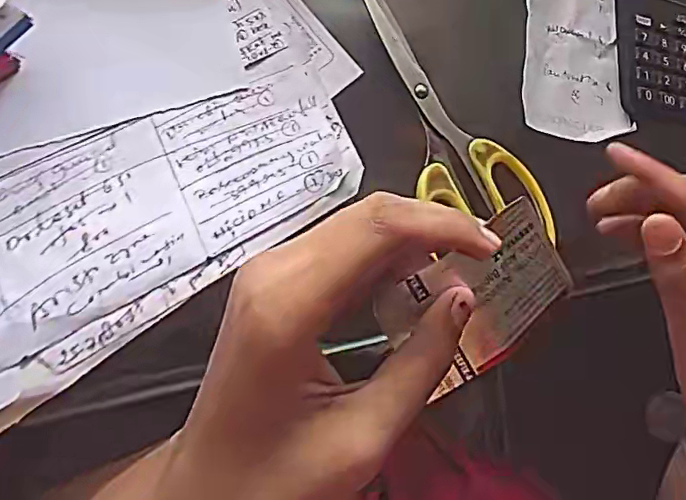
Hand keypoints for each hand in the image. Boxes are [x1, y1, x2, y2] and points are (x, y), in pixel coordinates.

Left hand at [148, 194, 500, 499]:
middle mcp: (275, 269)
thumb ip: (422, 363)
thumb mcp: (361, 438)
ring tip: (454, 272)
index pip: (380, 226)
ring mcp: (273, 268)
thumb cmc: (268, 483)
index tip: (486, 244)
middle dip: (436, 226)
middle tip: (480, 254)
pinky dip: (392, 254)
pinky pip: (348, 242)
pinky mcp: (279, 275)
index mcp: (288, 303)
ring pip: (364, 221)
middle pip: (373, 213)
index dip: (443, 224)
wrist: (199, 495)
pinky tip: (415, 283)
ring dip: (416, 239)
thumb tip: (463, 300)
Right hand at [589, 143, 685, 499]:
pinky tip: (625, 231)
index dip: (657, 177)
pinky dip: (651, 231)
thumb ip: (679, 279)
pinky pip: (685, 240)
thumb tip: (657, 222)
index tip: (621, 158)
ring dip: (644, 210)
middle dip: (644, 193)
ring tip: (603, 213)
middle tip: (600, 198)